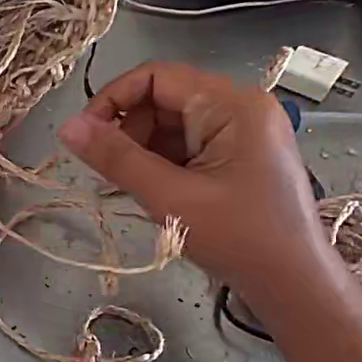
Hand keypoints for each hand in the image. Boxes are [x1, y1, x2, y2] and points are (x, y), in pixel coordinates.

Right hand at [56, 61, 340, 314]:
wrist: (295, 285)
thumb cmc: (238, 238)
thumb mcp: (170, 197)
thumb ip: (116, 158)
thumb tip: (66, 127)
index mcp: (232, 104)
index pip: (156, 76)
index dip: (113, 99)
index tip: (84, 135)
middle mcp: (240, 107)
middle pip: (163, 99)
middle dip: (129, 132)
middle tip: (111, 173)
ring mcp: (242, 132)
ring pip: (172, 125)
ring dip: (143, 152)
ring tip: (133, 188)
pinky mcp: (239, 156)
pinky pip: (187, 146)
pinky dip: (162, 164)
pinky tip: (154, 193)